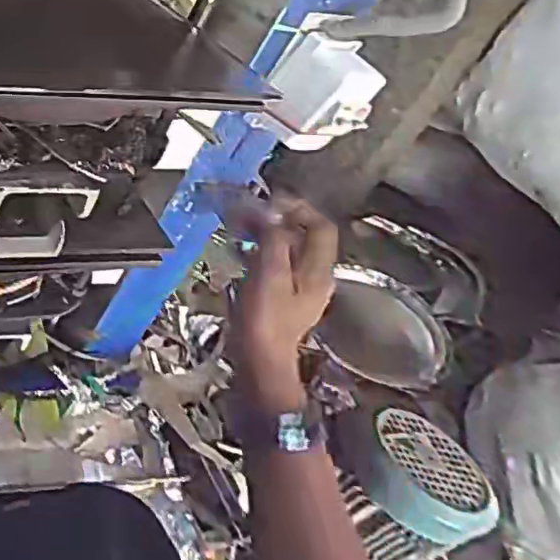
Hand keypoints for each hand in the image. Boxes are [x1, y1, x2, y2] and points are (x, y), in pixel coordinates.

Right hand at [229, 196, 338, 411]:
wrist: (260, 358)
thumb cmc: (265, 316)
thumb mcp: (268, 273)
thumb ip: (273, 240)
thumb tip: (271, 212)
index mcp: (317, 269)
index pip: (320, 226)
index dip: (298, 208)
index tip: (267, 201)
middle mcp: (314, 275)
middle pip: (303, 235)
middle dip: (276, 218)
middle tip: (246, 211)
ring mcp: (299, 286)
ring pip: (287, 247)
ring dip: (265, 232)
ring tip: (239, 225)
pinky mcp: (281, 294)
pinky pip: (275, 260)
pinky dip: (259, 248)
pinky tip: (240, 249)